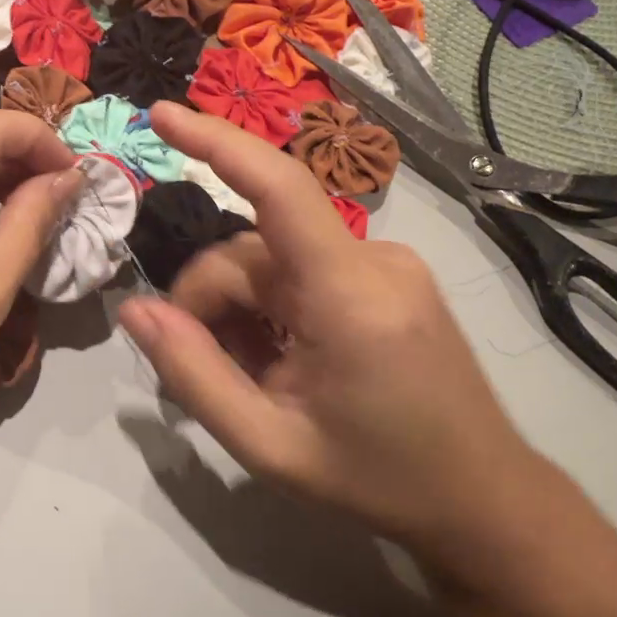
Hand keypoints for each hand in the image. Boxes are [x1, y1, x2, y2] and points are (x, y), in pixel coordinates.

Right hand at [118, 103, 542, 546]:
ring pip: (267, 261)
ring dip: (239, 311)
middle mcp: (372, 261)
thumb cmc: (377, 480)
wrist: (484, 502)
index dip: (216, 143)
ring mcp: (385, 264)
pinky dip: (269, 308)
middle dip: (209, 302)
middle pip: (248, 249)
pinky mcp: (386, 275)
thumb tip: (132, 309)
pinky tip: (280, 359)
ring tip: (254, 377)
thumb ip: (191, 373)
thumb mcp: (266, 444)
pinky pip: (297, 270)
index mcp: (350, 297)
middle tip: (202, 371)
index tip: (161, 114)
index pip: (278, 189)